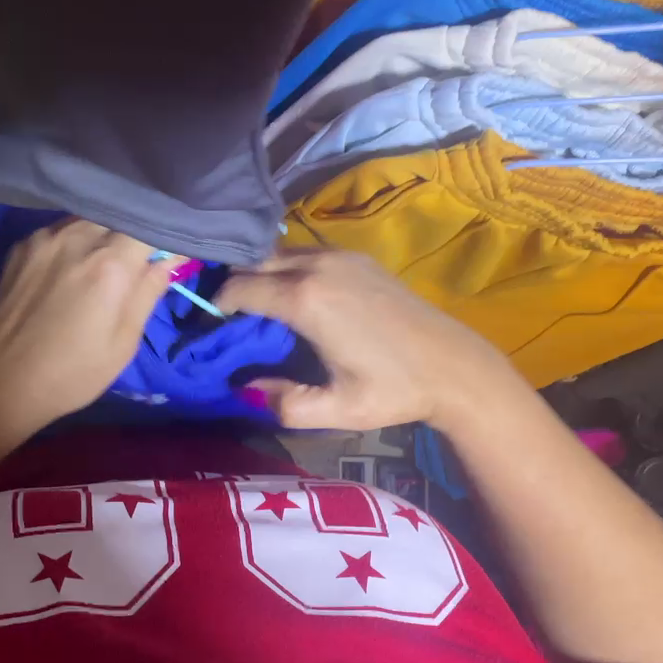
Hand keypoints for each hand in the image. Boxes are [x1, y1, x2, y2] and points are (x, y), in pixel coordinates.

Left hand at [0, 219, 174, 441]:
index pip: (150, 227)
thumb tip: (171, 259)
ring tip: (102, 264)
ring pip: (88, 219)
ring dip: (102, 234)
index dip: (162, 237)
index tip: (167, 253)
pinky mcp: (22, 246)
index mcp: (110, 265)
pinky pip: (59, 230)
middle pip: (119, 217)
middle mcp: (77, 239)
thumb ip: (148, 292)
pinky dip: (73, 242)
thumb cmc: (73, 373)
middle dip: (132, 234)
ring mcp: (45, 238)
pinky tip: (69, 269)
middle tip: (135, 263)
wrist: (1, 382)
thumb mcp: (124, 342)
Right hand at [215, 248, 517, 430]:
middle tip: (224, 312)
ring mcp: (339, 256)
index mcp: (305, 299)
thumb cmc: (393, 390)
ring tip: (253, 303)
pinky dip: (286, 267)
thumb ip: (282, 401)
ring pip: (279, 253)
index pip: (239, 288)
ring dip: (260, 272)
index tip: (209, 324)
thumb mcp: (334, 410)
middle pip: (254, 261)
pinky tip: (290, 293)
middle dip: (233, 282)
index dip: (216, 304)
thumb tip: (245, 385)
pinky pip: (304, 252)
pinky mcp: (356, 256)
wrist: (453, 366)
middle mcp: (317, 266)